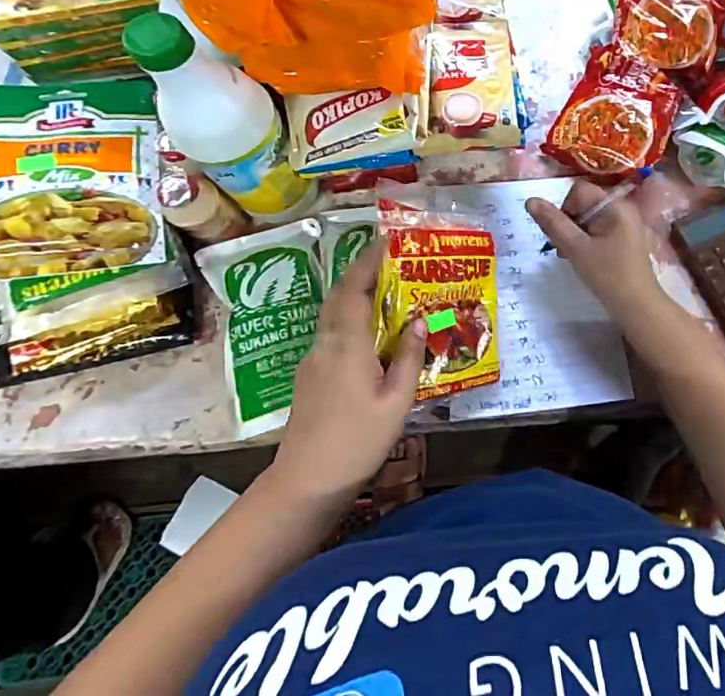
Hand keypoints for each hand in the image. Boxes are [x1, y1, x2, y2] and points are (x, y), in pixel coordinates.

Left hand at [272, 242, 426, 500]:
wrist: (306, 482)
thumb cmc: (357, 442)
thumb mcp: (396, 402)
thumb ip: (409, 358)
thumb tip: (419, 320)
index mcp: (348, 344)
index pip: (355, 288)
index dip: (369, 261)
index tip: (387, 241)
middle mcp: (326, 344)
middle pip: (339, 296)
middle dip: (362, 272)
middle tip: (390, 262)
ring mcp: (313, 360)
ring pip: (333, 314)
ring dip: (355, 295)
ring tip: (384, 292)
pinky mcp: (309, 376)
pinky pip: (331, 334)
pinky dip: (350, 319)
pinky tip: (369, 334)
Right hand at [525, 181, 667, 320]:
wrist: (637, 306)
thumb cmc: (607, 275)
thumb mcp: (576, 247)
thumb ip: (553, 222)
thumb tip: (530, 201)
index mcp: (615, 205)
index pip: (578, 190)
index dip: (564, 208)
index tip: (562, 234)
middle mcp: (623, 208)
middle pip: (583, 203)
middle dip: (568, 222)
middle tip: (563, 248)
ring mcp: (625, 224)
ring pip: (588, 217)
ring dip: (574, 233)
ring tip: (571, 255)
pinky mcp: (624, 238)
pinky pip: (598, 229)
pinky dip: (586, 240)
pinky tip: (583, 258)